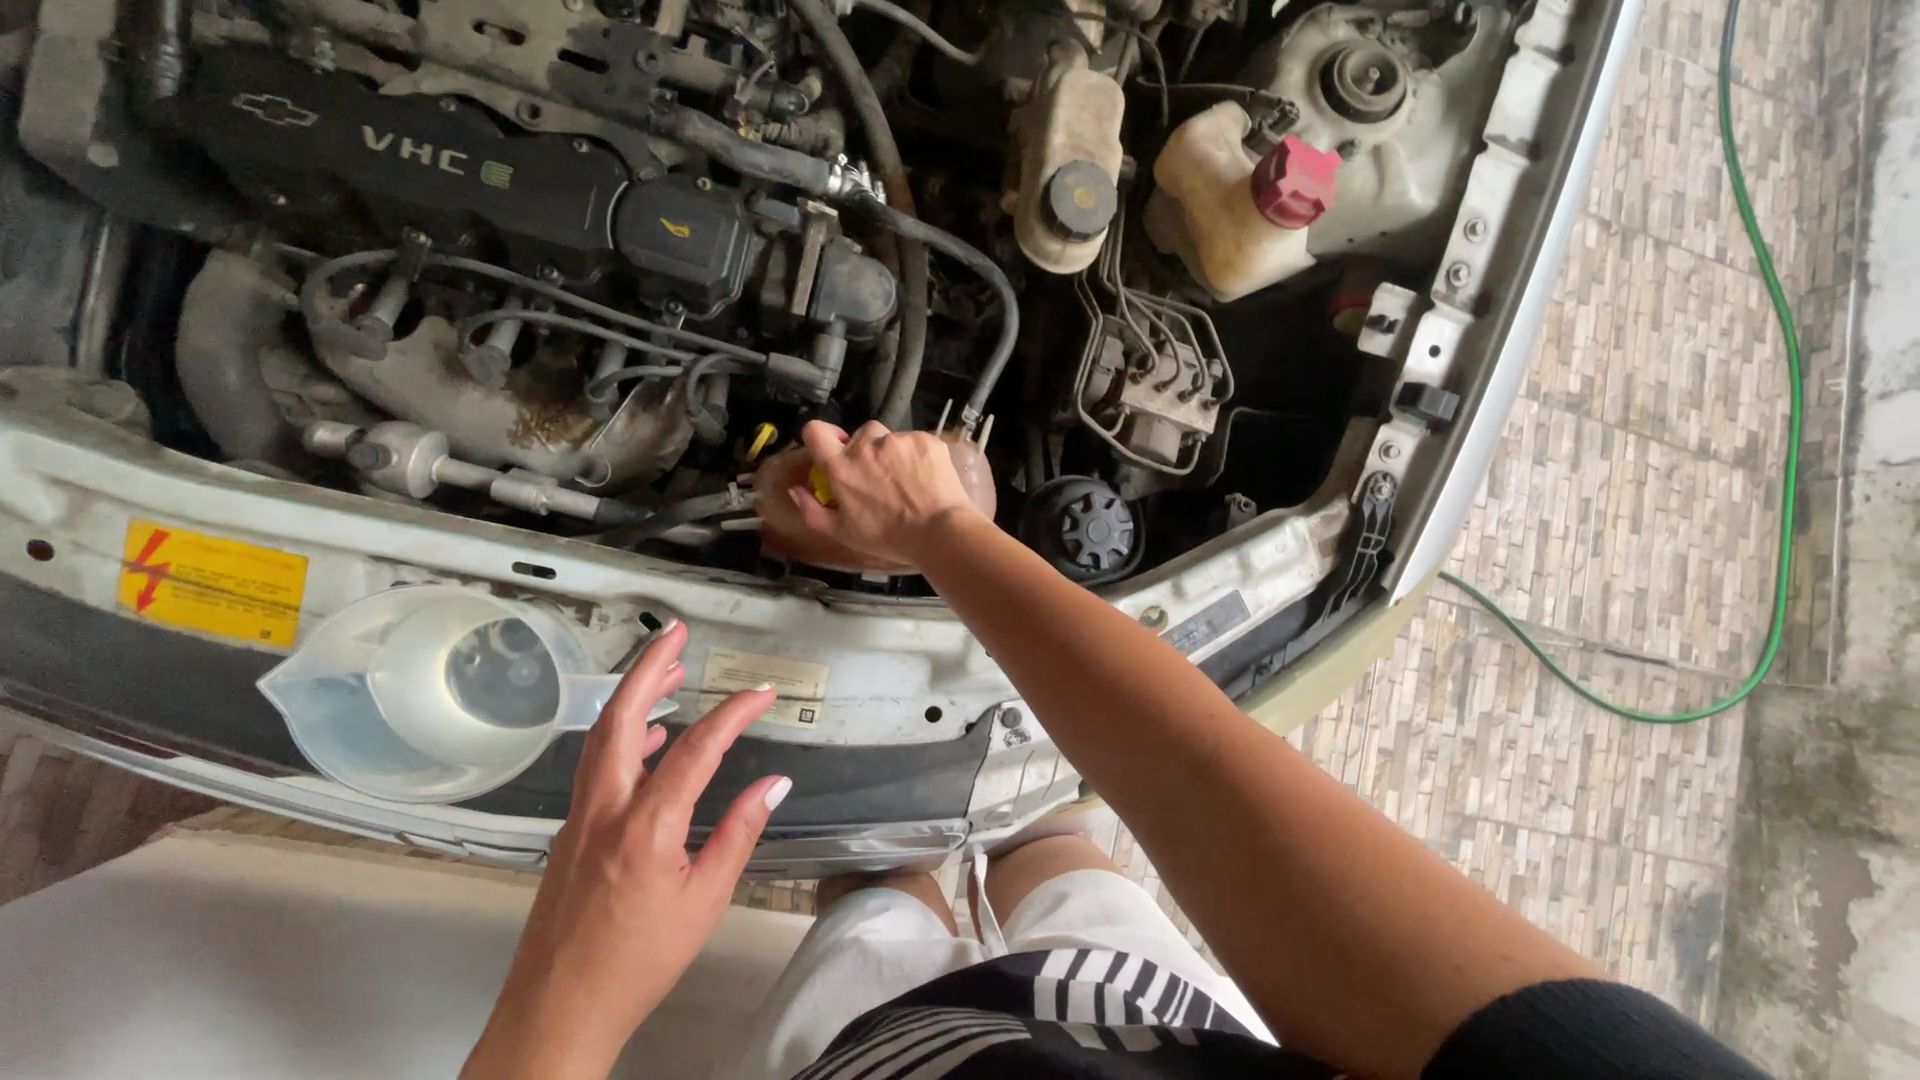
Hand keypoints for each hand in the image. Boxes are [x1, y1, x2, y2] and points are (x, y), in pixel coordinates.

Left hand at [463, 621, 791, 1078]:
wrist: (557, 1011)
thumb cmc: (638, 963)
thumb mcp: (705, 900)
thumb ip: (740, 833)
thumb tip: (774, 784)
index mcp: (646, 827)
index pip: (696, 749)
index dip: (732, 713)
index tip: (762, 691)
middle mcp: (604, 810)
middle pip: (620, 716)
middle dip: (649, 666)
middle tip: (675, 631)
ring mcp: (579, 818)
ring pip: (601, 735)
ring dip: (632, 694)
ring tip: (668, 670)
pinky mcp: (570, 832)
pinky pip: (595, 764)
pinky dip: (621, 735)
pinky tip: (646, 738)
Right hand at [790, 420, 984, 564]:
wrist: (940, 532)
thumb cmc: (889, 537)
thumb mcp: (843, 533)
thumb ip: (813, 510)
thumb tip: (796, 490)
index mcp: (842, 467)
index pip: (816, 432)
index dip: (821, 437)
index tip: (833, 448)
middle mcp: (867, 446)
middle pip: (860, 435)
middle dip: (866, 451)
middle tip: (880, 478)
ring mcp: (898, 440)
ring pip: (890, 438)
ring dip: (893, 453)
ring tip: (907, 481)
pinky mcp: (926, 440)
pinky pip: (916, 442)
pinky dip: (918, 456)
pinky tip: (926, 478)